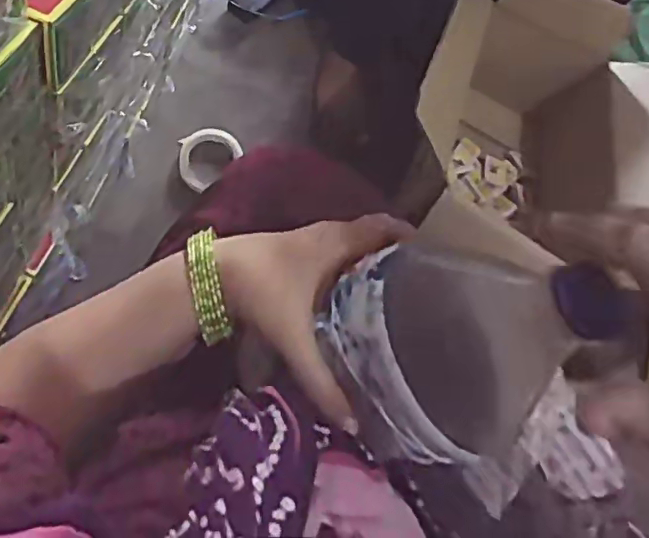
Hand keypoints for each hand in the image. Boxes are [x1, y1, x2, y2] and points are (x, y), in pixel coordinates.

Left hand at [216, 214, 411, 428]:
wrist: (216, 271)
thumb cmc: (263, 290)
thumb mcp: (295, 338)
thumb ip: (322, 380)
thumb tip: (353, 421)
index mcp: (336, 241)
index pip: (382, 227)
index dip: (407, 235)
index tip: (432, 256)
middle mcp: (326, 233)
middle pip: (369, 234)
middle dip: (392, 252)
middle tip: (418, 280)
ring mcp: (307, 238)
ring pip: (349, 243)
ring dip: (369, 257)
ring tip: (391, 287)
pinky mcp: (293, 249)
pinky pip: (334, 251)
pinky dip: (348, 263)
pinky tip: (349, 290)